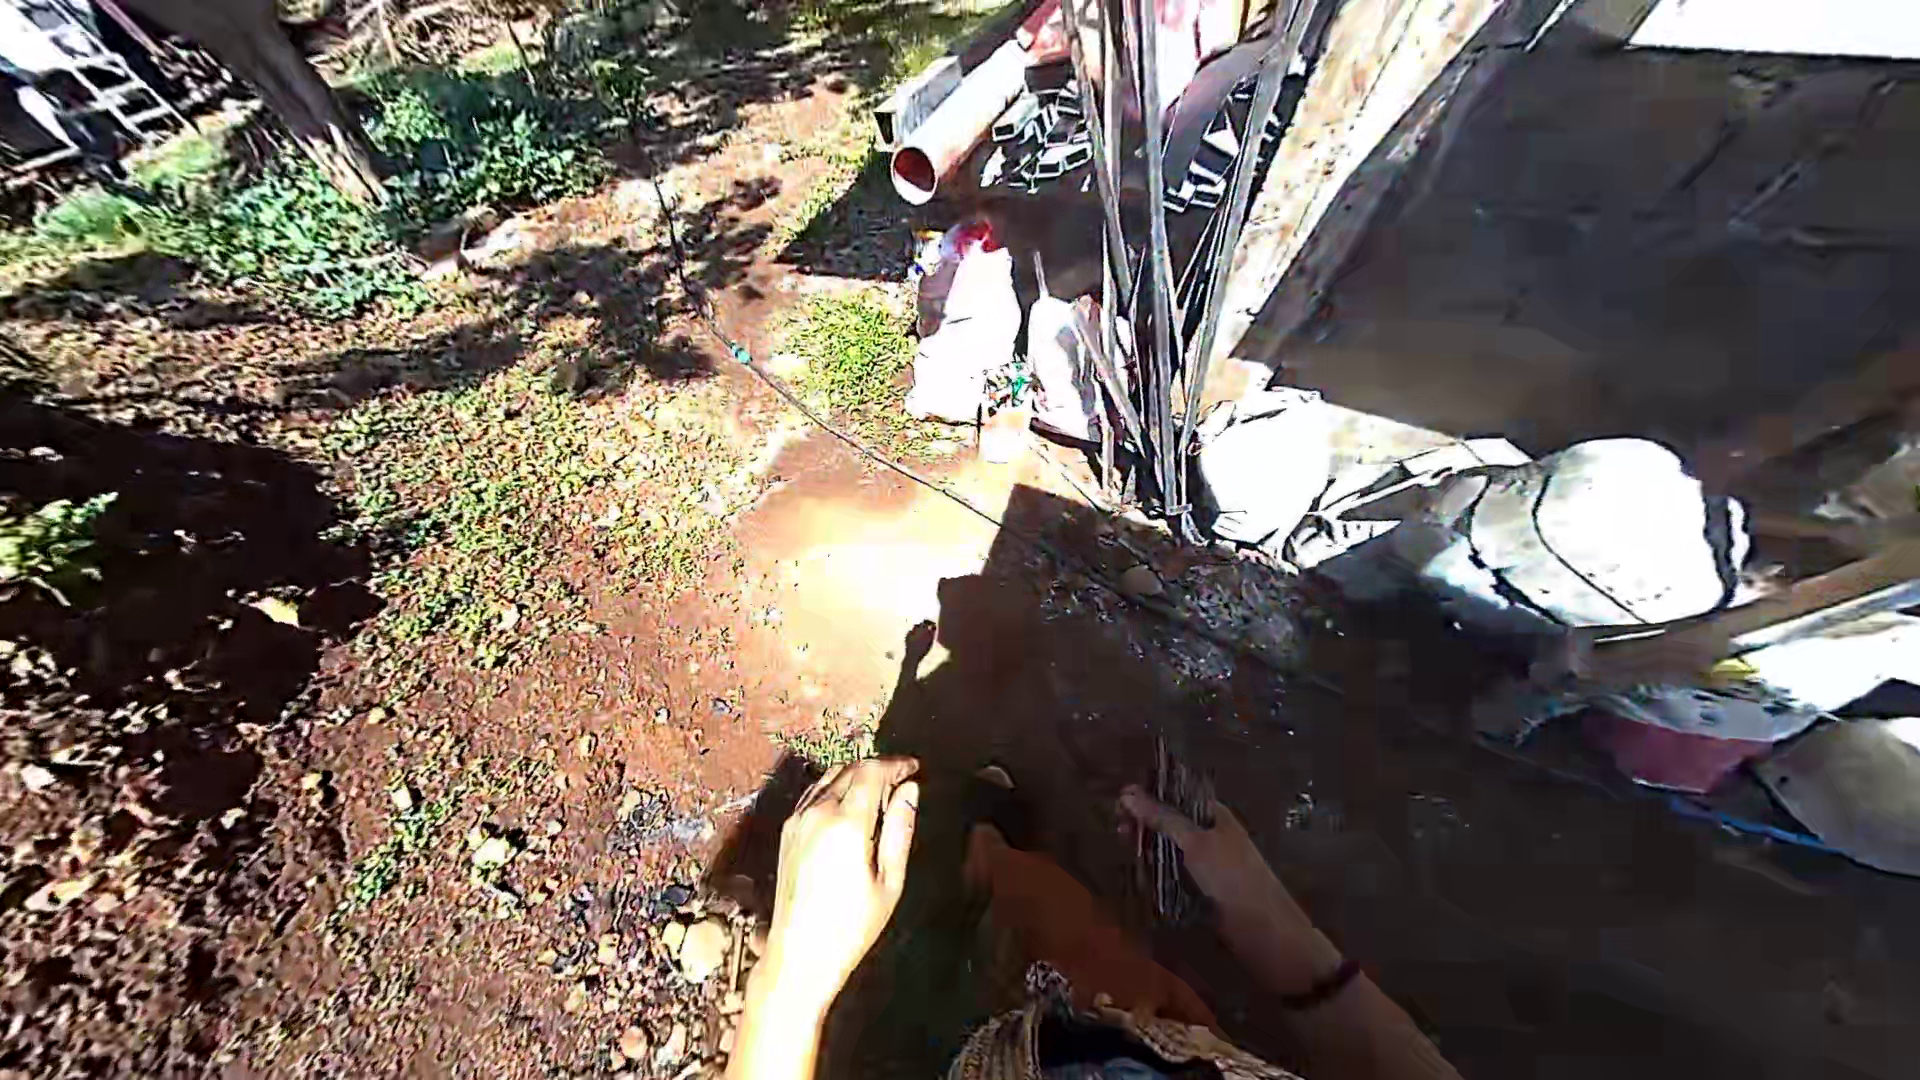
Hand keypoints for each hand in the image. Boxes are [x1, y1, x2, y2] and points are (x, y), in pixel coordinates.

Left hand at [756, 757, 920, 1018]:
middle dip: (880, 767)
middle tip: (902, 779)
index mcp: (846, 823)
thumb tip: (910, 789)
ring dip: (859, 773)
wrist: (796, 957)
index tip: (914, 768)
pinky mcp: (788, 829)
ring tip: (881, 790)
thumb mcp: (889, 881)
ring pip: (833, 775)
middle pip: (853, 768)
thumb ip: (901, 829)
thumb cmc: (851, 927)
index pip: (873, 771)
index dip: (896, 764)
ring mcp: (799, 818)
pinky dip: (838, 784)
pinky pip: (816, 791)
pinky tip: (852, 803)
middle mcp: (819, 812)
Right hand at [1120, 786, 1341, 996]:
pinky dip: (1156, 863)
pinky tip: (1140, 866)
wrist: (1270, 939)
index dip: (1147, 791)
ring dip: (1147, 839)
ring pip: (1168, 841)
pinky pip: (1173, 866)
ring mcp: (1206, 859)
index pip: (1174, 790)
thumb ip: (1161, 817)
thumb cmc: (1234, 880)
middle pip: (1168, 815)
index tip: (1120, 800)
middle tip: (1118, 827)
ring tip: (1125, 845)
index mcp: (1212, 812)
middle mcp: (1208, 830)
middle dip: (1143, 816)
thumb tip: (1126, 794)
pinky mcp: (1202, 885)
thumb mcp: (1195, 843)